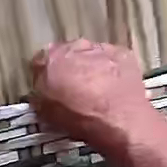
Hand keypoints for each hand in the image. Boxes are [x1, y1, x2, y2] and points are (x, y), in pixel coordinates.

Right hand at [29, 40, 153, 151]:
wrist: (121, 119)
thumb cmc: (83, 118)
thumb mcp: (47, 113)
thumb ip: (41, 95)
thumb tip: (43, 95)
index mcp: (50, 58)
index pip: (43, 62)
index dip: (49, 78)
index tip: (55, 89)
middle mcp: (75, 47)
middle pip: (71, 55)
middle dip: (74, 70)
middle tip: (80, 91)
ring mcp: (102, 49)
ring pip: (95, 56)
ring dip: (97, 70)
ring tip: (102, 92)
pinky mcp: (125, 54)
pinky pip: (117, 60)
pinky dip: (117, 71)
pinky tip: (119, 87)